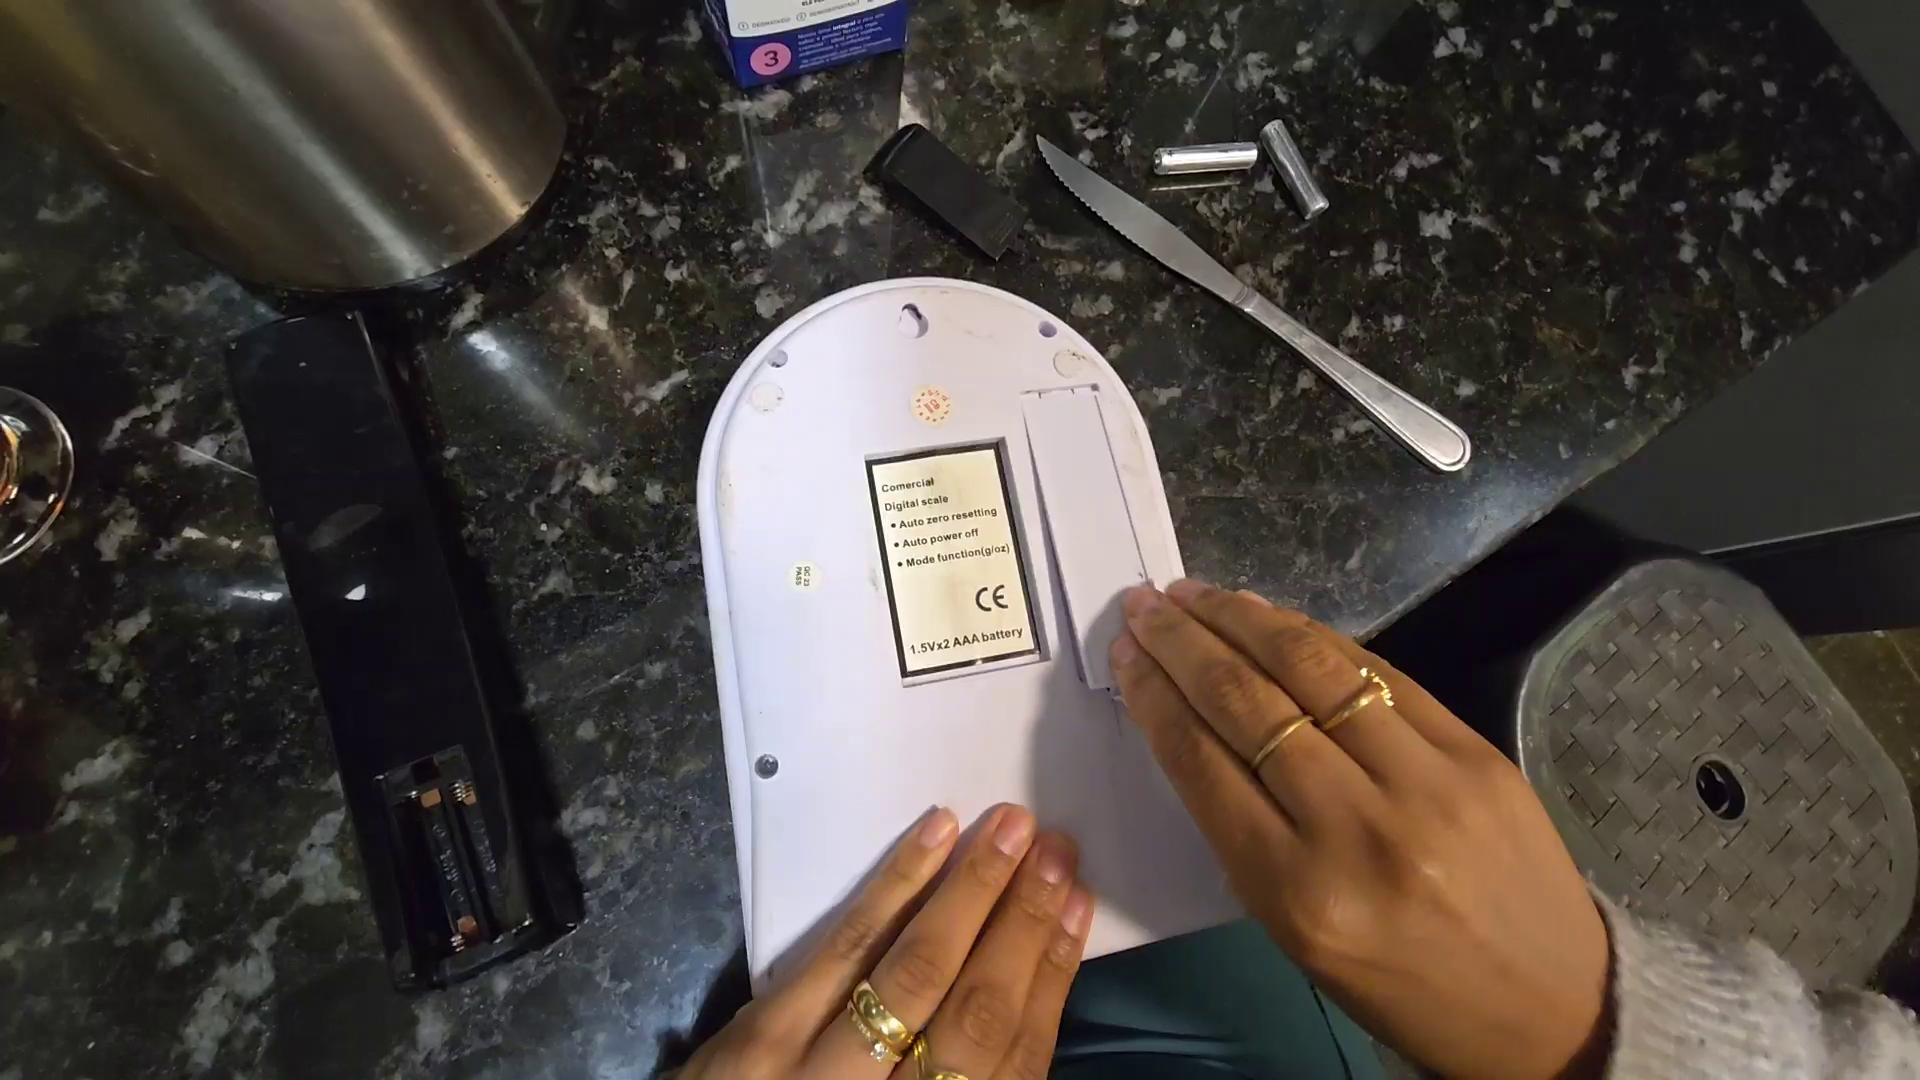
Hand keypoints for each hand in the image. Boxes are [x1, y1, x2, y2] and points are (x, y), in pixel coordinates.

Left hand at [679, 805, 1094, 1079]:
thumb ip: (959, 1069)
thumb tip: (1026, 982)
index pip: (1017, 1056)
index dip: (1053, 974)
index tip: (1079, 901)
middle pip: (976, 1010)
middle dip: (1023, 921)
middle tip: (1057, 849)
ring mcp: (822, 1070)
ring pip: (916, 969)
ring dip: (972, 890)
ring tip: (1013, 828)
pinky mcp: (767, 1033)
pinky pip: (844, 946)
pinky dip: (896, 885)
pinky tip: (935, 834)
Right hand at [1110, 581, 1609, 1079]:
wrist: (1554, 1011)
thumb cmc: (1392, 977)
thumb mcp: (1286, 923)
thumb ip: (1234, 820)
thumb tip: (1187, 715)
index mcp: (1294, 890)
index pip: (1199, 760)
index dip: (1152, 693)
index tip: (1125, 652)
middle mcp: (1356, 828)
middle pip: (1244, 702)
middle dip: (1181, 642)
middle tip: (1144, 604)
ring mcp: (1425, 781)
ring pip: (1307, 668)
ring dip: (1238, 618)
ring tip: (1193, 592)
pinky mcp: (1475, 750)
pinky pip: (1372, 669)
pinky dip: (1309, 633)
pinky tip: (1266, 614)